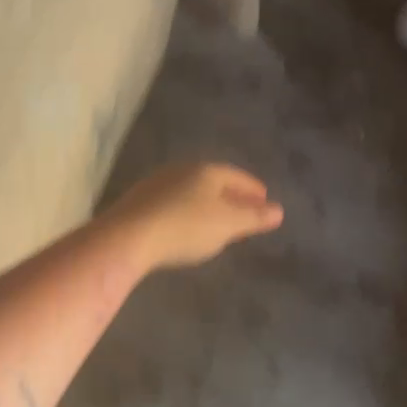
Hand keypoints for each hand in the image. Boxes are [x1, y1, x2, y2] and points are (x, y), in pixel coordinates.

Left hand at [96, 163, 283, 268]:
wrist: (128, 236)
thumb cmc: (185, 228)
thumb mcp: (227, 225)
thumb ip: (253, 217)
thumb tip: (278, 210)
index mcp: (205, 170)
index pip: (236, 176)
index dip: (252, 189)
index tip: (265, 200)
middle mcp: (180, 170)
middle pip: (213, 181)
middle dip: (231, 195)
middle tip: (245, 211)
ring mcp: (156, 184)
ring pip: (192, 191)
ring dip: (208, 204)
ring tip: (220, 220)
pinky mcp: (139, 201)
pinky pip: (174, 202)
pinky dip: (189, 211)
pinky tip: (188, 225)